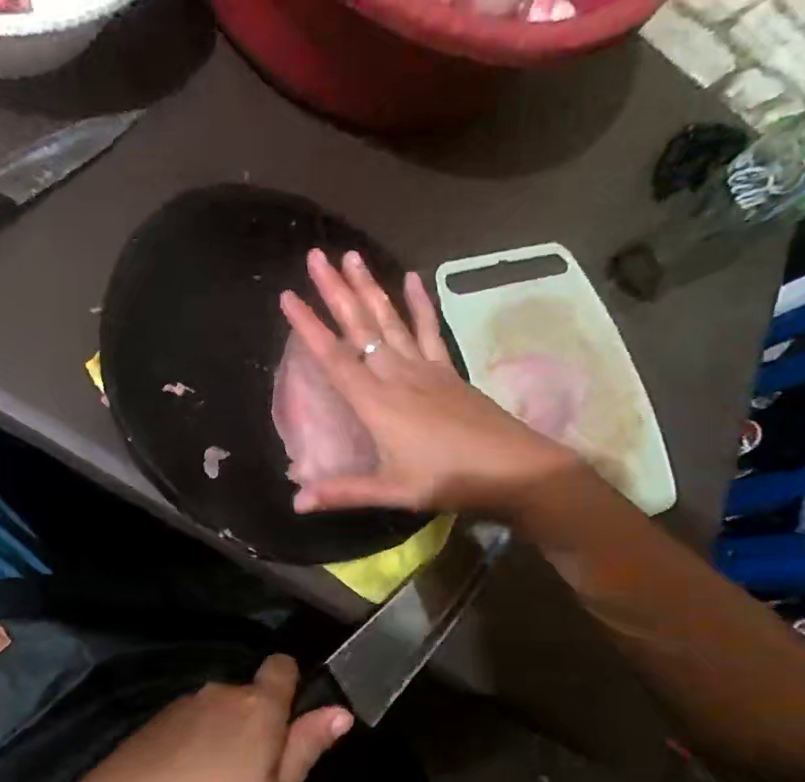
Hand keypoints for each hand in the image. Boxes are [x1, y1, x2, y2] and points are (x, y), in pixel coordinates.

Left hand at [22, 655, 352, 781]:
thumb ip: (304, 749)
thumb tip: (339, 709)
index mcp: (255, 708)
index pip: (283, 668)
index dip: (294, 692)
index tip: (293, 734)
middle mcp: (215, 696)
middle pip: (249, 710)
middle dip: (256, 751)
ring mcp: (177, 711)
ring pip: (217, 738)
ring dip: (224, 774)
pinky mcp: (148, 730)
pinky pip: (187, 749)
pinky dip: (193, 778)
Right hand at [279, 249, 583, 519]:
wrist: (515, 468)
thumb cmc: (448, 480)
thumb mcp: (392, 491)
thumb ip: (343, 492)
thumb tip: (296, 502)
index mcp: (376, 402)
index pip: (335, 358)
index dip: (309, 327)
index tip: (288, 297)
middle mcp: (397, 375)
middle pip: (361, 326)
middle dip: (336, 291)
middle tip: (316, 257)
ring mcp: (425, 369)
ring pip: (390, 320)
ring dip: (369, 287)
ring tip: (351, 256)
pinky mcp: (447, 370)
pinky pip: (428, 330)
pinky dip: (418, 304)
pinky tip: (412, 278)